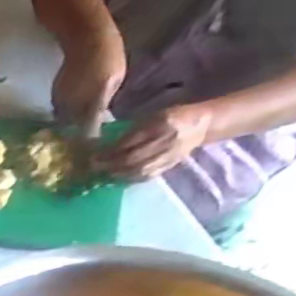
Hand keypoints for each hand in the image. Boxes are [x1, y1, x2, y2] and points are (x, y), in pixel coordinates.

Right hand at [51, 29, 126, 137]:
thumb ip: (105, 100)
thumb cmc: (108, 56)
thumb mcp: (116, 79)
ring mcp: (61, 100)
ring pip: (65, 119)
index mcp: (93, 99)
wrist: (86, 39)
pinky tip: (74, 107)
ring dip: (72, 122)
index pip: (89, 127)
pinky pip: (60, 110)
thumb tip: (101, 116)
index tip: (93, 146)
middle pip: (74, 126)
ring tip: (80, 122)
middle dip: (79, 132)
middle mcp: (74, 103)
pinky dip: (67, 112)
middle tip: (86, 135)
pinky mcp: (54, 96)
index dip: (90, 137)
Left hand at [95, 103, 215, 179]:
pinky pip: (148, 176)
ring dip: (118, 174)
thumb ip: (132, 131)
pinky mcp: (171, 165)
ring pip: (139, 170)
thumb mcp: (152, 117)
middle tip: (94, 168)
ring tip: (104, 174)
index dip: (110, 151)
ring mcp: (170, 155)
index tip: (94, 156)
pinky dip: (131, 179)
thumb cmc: (172, 116)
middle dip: (110, 165)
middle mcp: (166, 141)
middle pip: (133, 158)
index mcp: (161, 124)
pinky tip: (119, 178)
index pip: (131, 141)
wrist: (201, 124)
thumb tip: (106, 147)